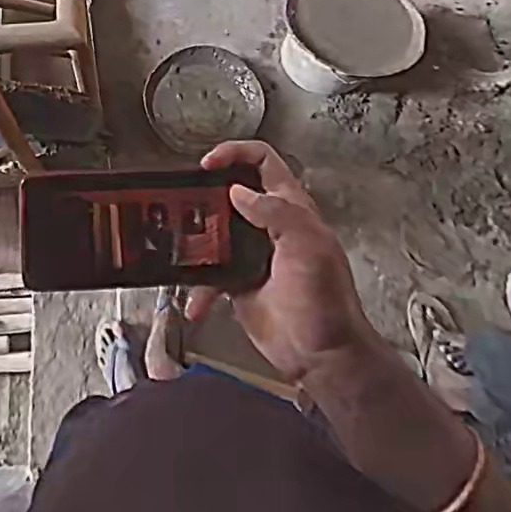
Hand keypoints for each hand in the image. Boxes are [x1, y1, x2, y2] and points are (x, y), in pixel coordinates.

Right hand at [189, 140, 375, 378]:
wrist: (323, 357)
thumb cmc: (328, 305)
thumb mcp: (309, 248)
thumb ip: (277, 213)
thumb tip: (239, 192)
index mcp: (291, 209)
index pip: (262, 161)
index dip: (234, 154)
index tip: (208, 164)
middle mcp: (268, 225)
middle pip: (229, 191)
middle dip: (204, 193)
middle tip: (185, 201)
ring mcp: (250, 253)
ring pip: (212, 230)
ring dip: (194, 241)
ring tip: (182, 249)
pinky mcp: (236, 281)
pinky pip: (206, 273)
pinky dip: (197, 288)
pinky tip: (197, 303)